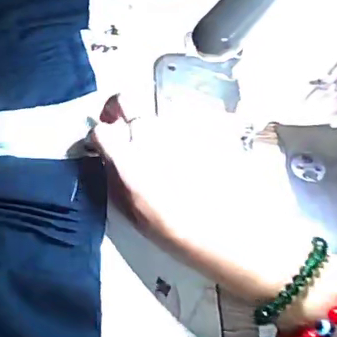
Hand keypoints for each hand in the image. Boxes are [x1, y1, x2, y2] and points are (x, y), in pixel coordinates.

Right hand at [91, 94, 325, 302]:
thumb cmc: (183, 236)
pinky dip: (179, 135)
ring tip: (161, 153)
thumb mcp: (136, 215)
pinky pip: (184, 123)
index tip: (101, 146)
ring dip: (150, 126)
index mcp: (131, 159)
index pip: (101, 129)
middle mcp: (154, 134)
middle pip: (125, 100)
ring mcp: (182, 126)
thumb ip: (116, 179)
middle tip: (120, 126)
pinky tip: (189, 159)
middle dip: (117, 110)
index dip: (98, 137)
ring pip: (156, 113)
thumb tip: (107, 160)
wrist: (238, 236)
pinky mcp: (207, 128)